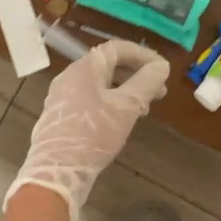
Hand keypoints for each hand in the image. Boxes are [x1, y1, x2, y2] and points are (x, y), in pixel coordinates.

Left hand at [6, 40, 168, 220]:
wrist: (57, 171)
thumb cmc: (93, 134)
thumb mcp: (126, 108)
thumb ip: (145, 84)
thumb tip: (161, 66)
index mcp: (84, 69)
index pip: (116, 49)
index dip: (143, 55)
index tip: (163, 69)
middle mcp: (69, 77)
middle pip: (108, 66)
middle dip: (136, 76)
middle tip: (159, 93)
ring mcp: (62, 97)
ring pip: (100, 85)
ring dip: (125, 92)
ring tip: (143, 110)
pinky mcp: (61, 116)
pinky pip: (90, 100)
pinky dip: (110, 104)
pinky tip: (120, 122)